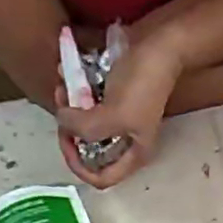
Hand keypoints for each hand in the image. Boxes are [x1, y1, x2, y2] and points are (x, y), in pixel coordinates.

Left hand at [56, 33, 184, 189]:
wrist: (160, 43)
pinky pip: (89, 100)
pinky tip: (68, 72)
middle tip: (62, 108)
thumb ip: (84, 127)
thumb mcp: (113, 115)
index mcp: (132, 155)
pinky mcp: (113, 96)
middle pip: (89, 151)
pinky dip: (76, 89)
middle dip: (71, 131)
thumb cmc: (143, 85)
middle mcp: (125, 141)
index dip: (79, 166)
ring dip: (70, 107)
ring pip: (85, 124)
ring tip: (64, 86)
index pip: (101, 178)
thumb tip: (62, 122)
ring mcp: (119, 118)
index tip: (66, 140)